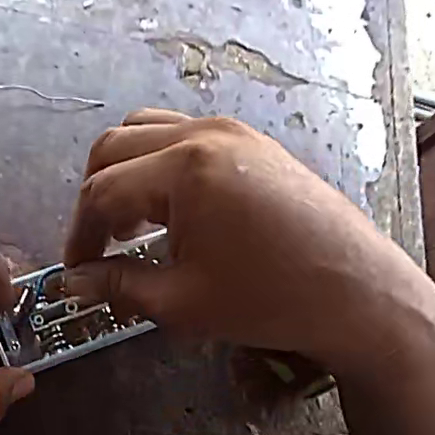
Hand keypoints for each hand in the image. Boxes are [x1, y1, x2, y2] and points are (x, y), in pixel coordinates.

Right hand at [61, 109, 434, 381]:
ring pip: (149, 132)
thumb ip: (119, 285)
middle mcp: (204, 133)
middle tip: (98, 247)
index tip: (77, 270)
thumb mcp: (182, 302)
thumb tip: (76, 282)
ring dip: (126, 173)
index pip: (102, 191)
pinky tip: (174, 209)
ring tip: (133, 225)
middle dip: (94, 198)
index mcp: (183, 169)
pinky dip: (161, 166)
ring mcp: (235, 131)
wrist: (358, 293)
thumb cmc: (269, 301)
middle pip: (116, 146)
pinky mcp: (256, 143)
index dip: (79, 234)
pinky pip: (187, 137)